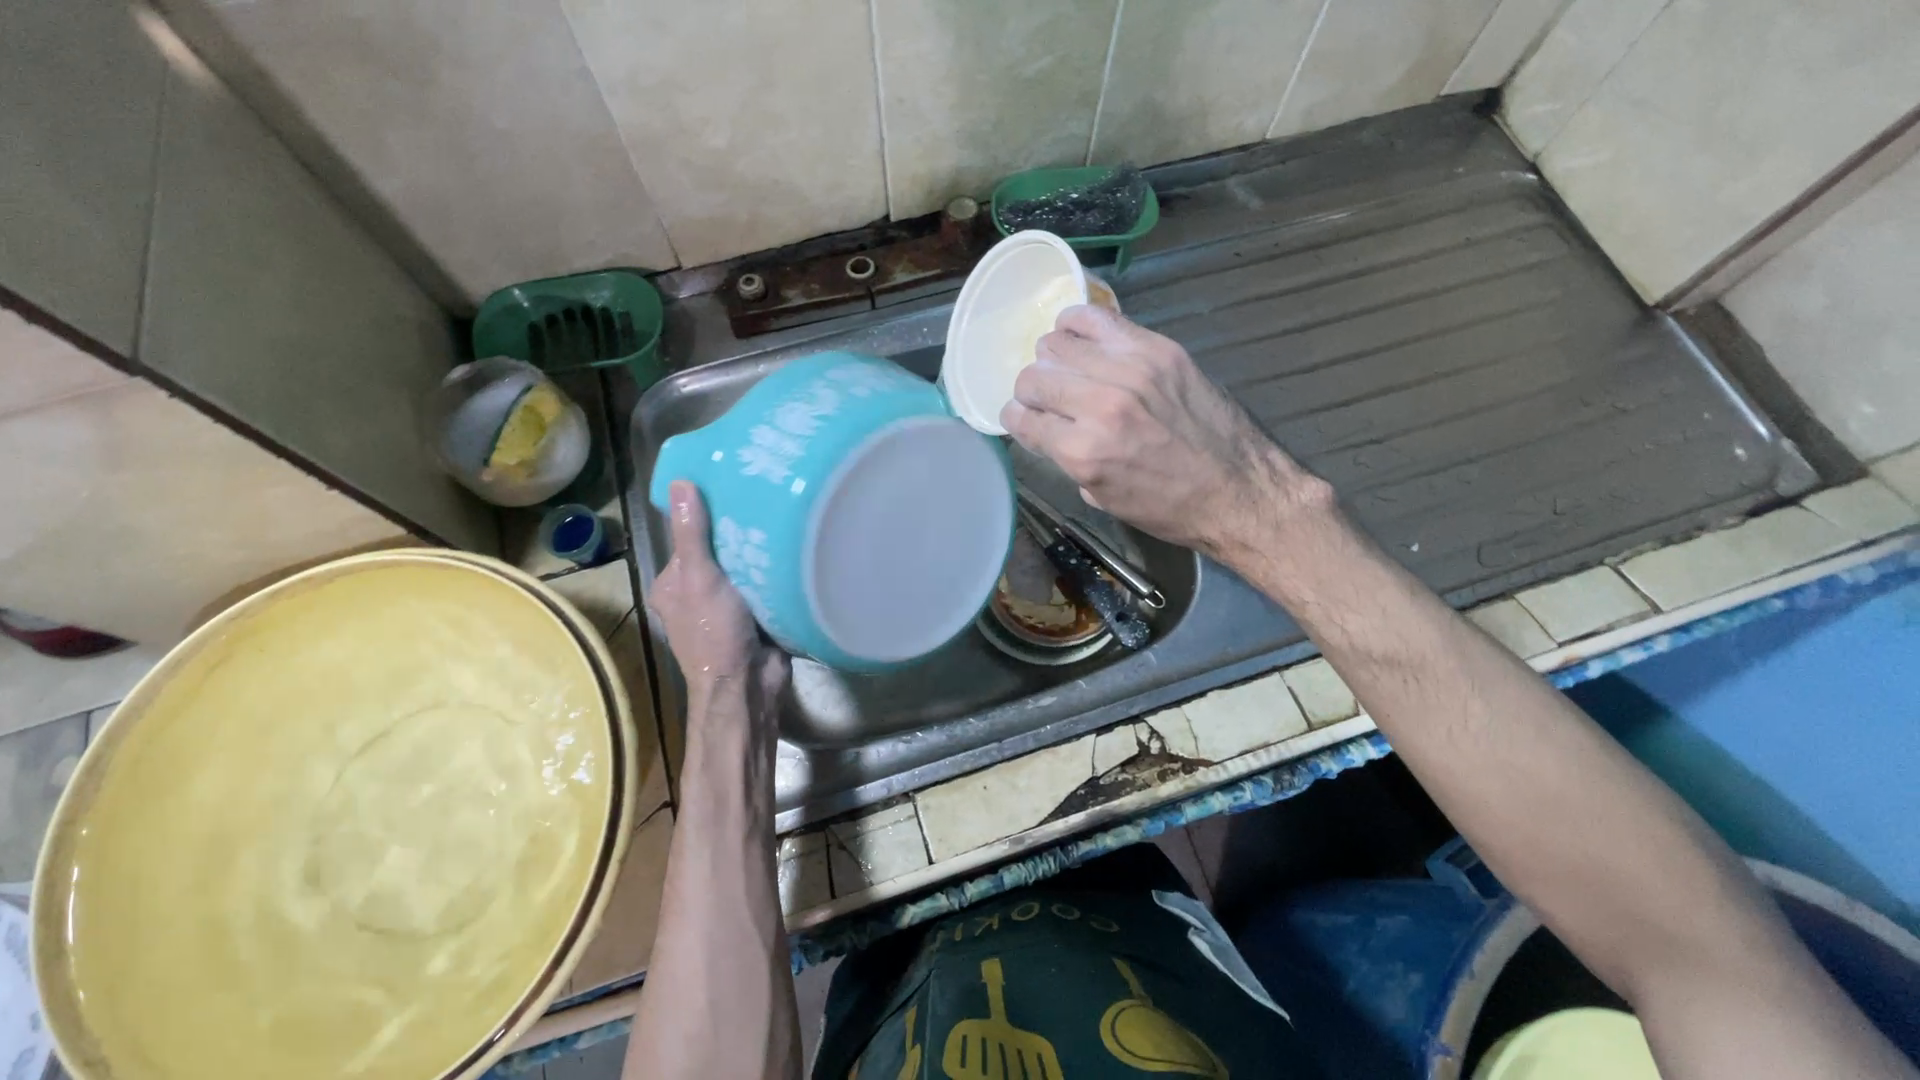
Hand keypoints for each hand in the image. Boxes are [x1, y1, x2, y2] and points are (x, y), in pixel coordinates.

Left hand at [649, 480, 788, 701]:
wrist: (748, 687)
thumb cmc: (714, 633)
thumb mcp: (699, 578)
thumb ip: (692, 534)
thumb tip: (681, 482)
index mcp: (672, 585)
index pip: (688, 538)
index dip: (707, 514)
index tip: (733, 487)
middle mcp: (696, 594)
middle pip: (720, 552)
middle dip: (740, 532)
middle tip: (767, 500)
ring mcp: (728, 608)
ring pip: (745, 568)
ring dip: (762, 553)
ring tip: (786, 518)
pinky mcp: (757, 617)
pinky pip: (767, 586)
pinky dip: (777, 573)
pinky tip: (795, 551)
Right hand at [1000, 305, 1326, 562]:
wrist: (1238, 490)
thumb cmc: (1169, 507)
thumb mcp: (1102, 497)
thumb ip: (1066, 458)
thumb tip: (1048, 428)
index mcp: (1082, 452)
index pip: (1021, 417)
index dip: (1017, 419)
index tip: (1023, 418)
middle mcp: (1099, 406)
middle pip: (1033, 377)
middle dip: (1032, 391)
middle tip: (1048, 398)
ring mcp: (1130, 371)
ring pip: (1057, 342)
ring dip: (1053, 359)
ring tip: (1068, 369)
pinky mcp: (1157, 349)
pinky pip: (1097, 318)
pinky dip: (1078, 324)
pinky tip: (1082, 338)